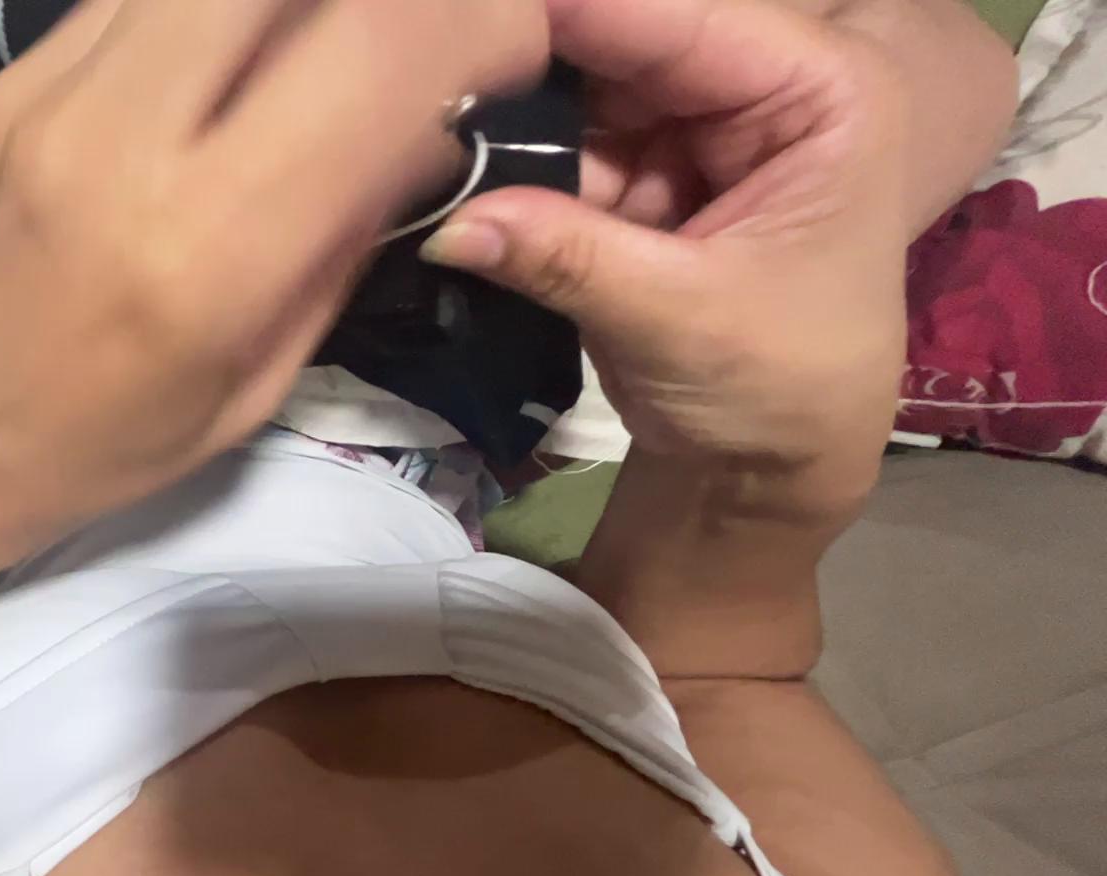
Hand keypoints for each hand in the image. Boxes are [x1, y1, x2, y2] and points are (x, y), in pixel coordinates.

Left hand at [0, 0, 548, 574]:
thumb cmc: (112, 447)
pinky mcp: (1, 80)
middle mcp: (120, 145)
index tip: (506, 46)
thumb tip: (422, 125)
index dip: (480, 16)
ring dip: (291, 6)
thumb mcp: (255, 383)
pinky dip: (207, 17)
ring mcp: (43, 94)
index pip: (382, 48)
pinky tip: (215, 77)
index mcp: (204, 252)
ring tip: (307, 70)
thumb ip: (342, 243)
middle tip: (407, 48)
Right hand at [422, 0, 911, 486]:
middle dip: (538, 72)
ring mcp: (682, 151)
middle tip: (439, 77)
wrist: (758, 456)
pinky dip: (511, 186)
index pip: (690, 23)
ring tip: (433, 135)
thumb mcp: (673, 312)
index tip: (480, 9)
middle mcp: (751, 102)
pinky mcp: (631, 201)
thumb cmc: (769, 378)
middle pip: (627, 58)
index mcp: (817, 94)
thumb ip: (562, 258)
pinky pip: (560, 174)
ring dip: (513, 134)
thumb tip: (447, 226)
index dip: (586, 12)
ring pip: (582, 115)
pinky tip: (458, 183)